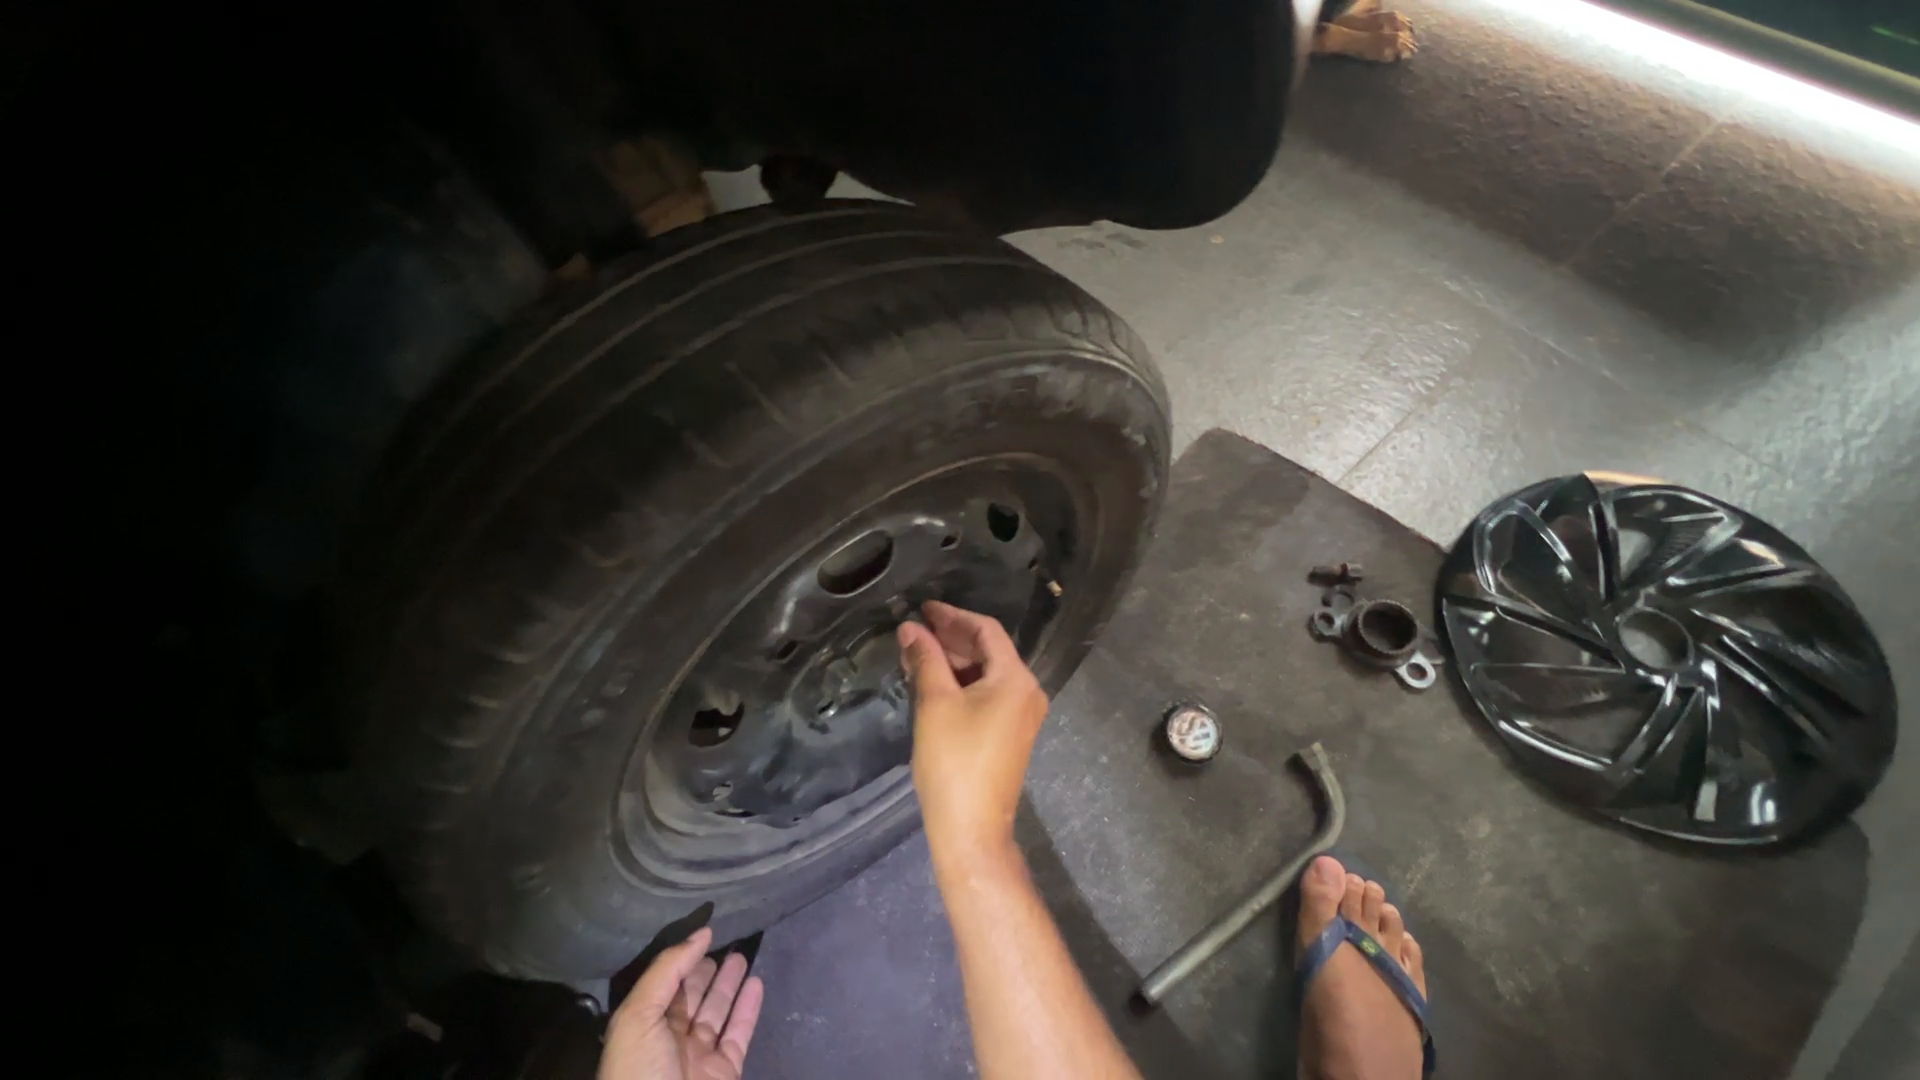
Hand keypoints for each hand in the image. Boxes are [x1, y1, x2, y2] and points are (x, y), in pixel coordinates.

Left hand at [599, 927, 764, 1079]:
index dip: (683, 960)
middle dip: (706, 970)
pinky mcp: (725, 1072)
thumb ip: (668, 970)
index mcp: (641, 1029)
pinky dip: (749, 1008)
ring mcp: (699, 1059)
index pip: (665, 986)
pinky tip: (757, 983)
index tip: (705, 933)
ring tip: (742, 956)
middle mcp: (669, 1042)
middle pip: (691, 998)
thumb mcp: (638, 1016)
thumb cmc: (639, 1072)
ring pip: (717, 1013)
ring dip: (729, 984)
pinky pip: (738, 1034)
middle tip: (726, 941)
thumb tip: (702, 933)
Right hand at [897, 601, 1049, 869]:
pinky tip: (934, 681)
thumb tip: (910, 628)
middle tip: (916, 629)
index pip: (987, 630)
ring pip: (987, 673)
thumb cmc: (953, 761)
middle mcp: (1027, 692)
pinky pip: (988, 694)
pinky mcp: (1011, 734)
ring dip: (954, 661)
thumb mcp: (935, 703)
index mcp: (1016, 679)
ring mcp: (1022, 715)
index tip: (923, 608)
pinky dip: (962, 683)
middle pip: (989, 650)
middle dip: (951, 638)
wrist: (971, 828)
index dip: (953, 615)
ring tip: (917, 653)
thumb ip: (925, 658)